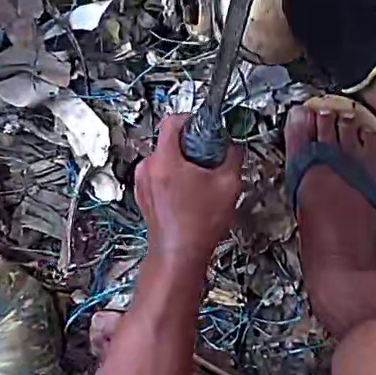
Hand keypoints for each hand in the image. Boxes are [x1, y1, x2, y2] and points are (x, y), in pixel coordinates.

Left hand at [136, 115, 242, 274]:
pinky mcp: (143, 194)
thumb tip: (232, 146)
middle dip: (190, 144)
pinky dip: (173, 176)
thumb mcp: (228, 185)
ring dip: (182, 161)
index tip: (204, 127)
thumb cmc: (198, 226)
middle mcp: (148, 169)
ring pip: (164, 157)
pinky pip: (159, 173)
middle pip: (168, 140)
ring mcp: (142, 182)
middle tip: (208, 158)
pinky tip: (190, 191)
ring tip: (200, 179)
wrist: (179, 254)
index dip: (192, 119)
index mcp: (165, 162)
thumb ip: (232, 156)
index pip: (172, 121)